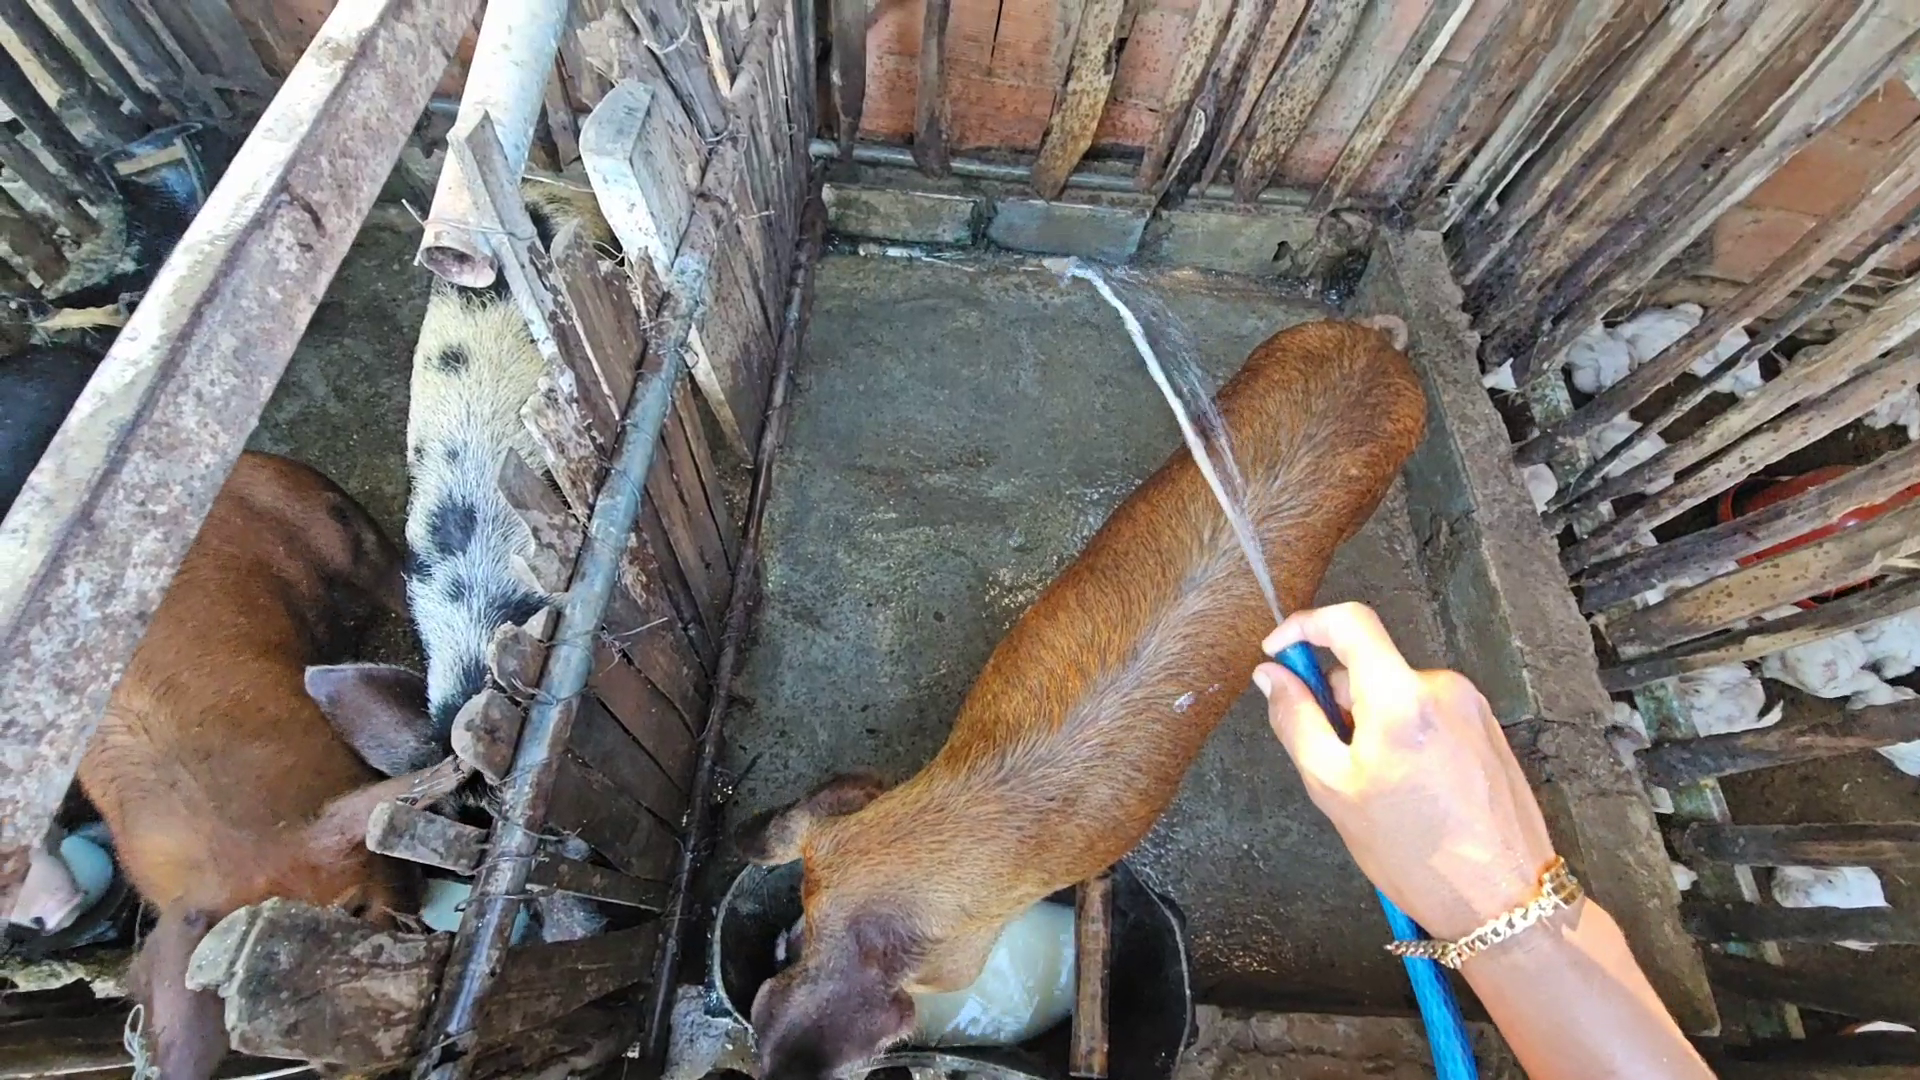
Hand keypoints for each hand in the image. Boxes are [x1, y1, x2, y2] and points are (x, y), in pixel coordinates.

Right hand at [1253, 602, 1557, 939]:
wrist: (1508, 904)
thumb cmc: (1409, 848)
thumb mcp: (1331, 786)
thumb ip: (1295, 718)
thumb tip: (1271, 674)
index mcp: (1400, 697)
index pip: (1348, 621)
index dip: (1303, 626)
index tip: (1277, 653)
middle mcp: (1441, 687)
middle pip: (1366, 667)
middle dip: (1337, 701)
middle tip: (1332, 760)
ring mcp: (1470, 706)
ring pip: (1392, 693)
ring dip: (1369, 722)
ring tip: (1377, 785)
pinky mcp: (1486, 727)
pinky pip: (1423, 711)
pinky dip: (1400, 733)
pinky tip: (1409, 786)